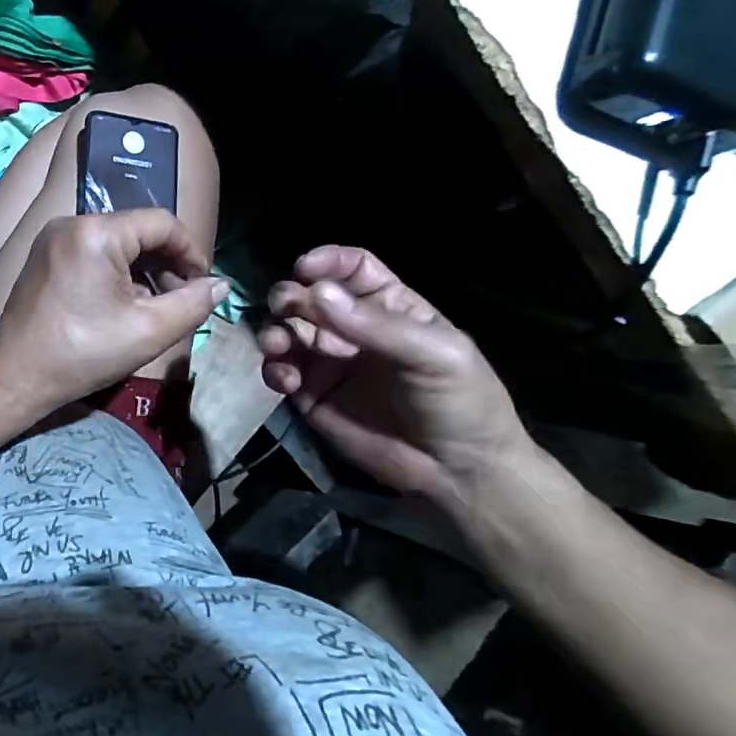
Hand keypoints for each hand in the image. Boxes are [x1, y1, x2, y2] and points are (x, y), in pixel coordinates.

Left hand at [0, 211, 227, 413]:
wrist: (14, 377)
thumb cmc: (83, 353)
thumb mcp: (150, 331)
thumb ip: (193, 304)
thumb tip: (220, 286)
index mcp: (98, 232)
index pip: (162, 223)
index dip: (191, 252)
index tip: (202, 285)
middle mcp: (73, 223)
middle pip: (138, 231)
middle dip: (167, 263)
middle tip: (181, 300)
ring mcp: (54, 238)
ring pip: (117, 243)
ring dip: (143, 270)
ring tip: (155, 308)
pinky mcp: (44, 256)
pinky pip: (93, 253)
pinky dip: (117, 274)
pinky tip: (123, 306)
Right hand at [260, 246, 534, 513]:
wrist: (457, 473)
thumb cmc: (461, 402)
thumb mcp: (434, 355)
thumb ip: (375, 325)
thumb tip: (316, 293)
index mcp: (389, 306)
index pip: (352, 269)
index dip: (327, 262)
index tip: (304, 269)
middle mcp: (352, 329)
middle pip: (309, 297)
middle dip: (290, 298)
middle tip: (285, 309)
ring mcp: (329, 362)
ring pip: (287, 332)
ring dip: (275, 332)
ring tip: (278, 347)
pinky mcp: (312, 396)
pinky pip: (281, 372)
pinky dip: (274, 370)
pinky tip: (285, 381)